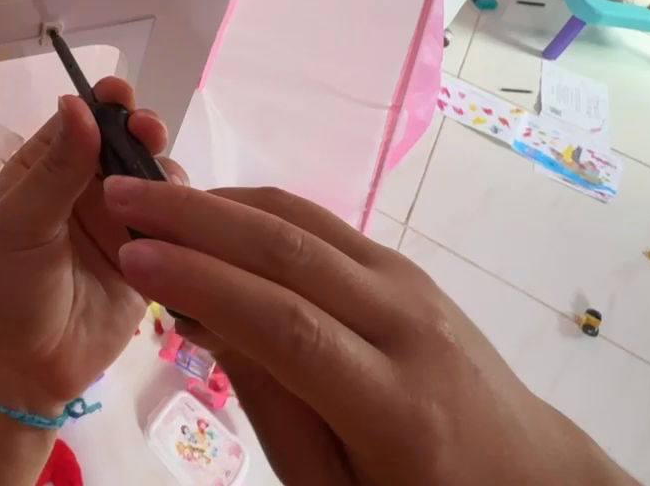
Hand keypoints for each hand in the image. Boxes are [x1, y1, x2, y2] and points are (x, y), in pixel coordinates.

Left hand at [0, 78, 182, 417]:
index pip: (81, 122)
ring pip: (155, 182)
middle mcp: (86, 188)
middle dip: (141, 131)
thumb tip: (76, 101)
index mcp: (47, 168)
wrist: (19, 372)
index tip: (120, 94)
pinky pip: (174, 228)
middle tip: (150, 132)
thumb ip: (57, 167)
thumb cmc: (4, 287)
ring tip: (167, 182)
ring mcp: (120, 223)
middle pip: (124, 145)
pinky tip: (192, 216)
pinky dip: (186, 217)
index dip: (103, 103)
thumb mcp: (23, 222)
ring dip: (165, 172)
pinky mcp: (148, 260)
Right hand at [104, 182, 638, 485]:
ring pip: (296, 219)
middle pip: (286, 250)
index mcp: (399, 410)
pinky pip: (313, 218)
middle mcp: (407, 327)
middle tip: (119, 195)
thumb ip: (269, 402)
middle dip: (191, 217)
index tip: (131, 256)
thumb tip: (204, 313)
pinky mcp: (397, 260)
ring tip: (147, 193)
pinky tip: (204, 209)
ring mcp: (407, 282)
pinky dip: (247, 205)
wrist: (529, 477)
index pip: (286, 325)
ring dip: (212, 199)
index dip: (203, 283)